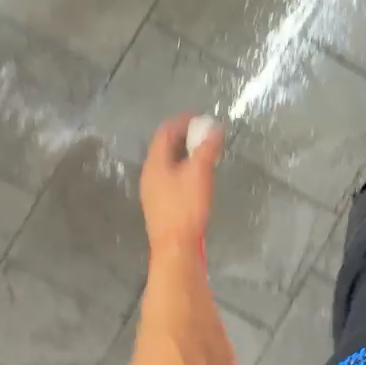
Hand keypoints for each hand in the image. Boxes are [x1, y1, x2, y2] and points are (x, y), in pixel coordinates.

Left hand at [140, 113, 224, 259]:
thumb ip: (207, 148)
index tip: (202, 118)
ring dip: (186, 152)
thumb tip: (215, 127)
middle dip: (186, 136)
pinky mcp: (160, 202)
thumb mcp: (200, 173)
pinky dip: (184, 166)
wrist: (175, 246)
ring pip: (169, 161)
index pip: (165, 131)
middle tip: (207, 134)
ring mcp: (153, 189)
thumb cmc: (186, 207)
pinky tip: (199, 174)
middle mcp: (150, 173)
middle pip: (165, 145)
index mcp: (155, 162)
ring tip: (206, 151)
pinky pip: (171, 175)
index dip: (183, 121)